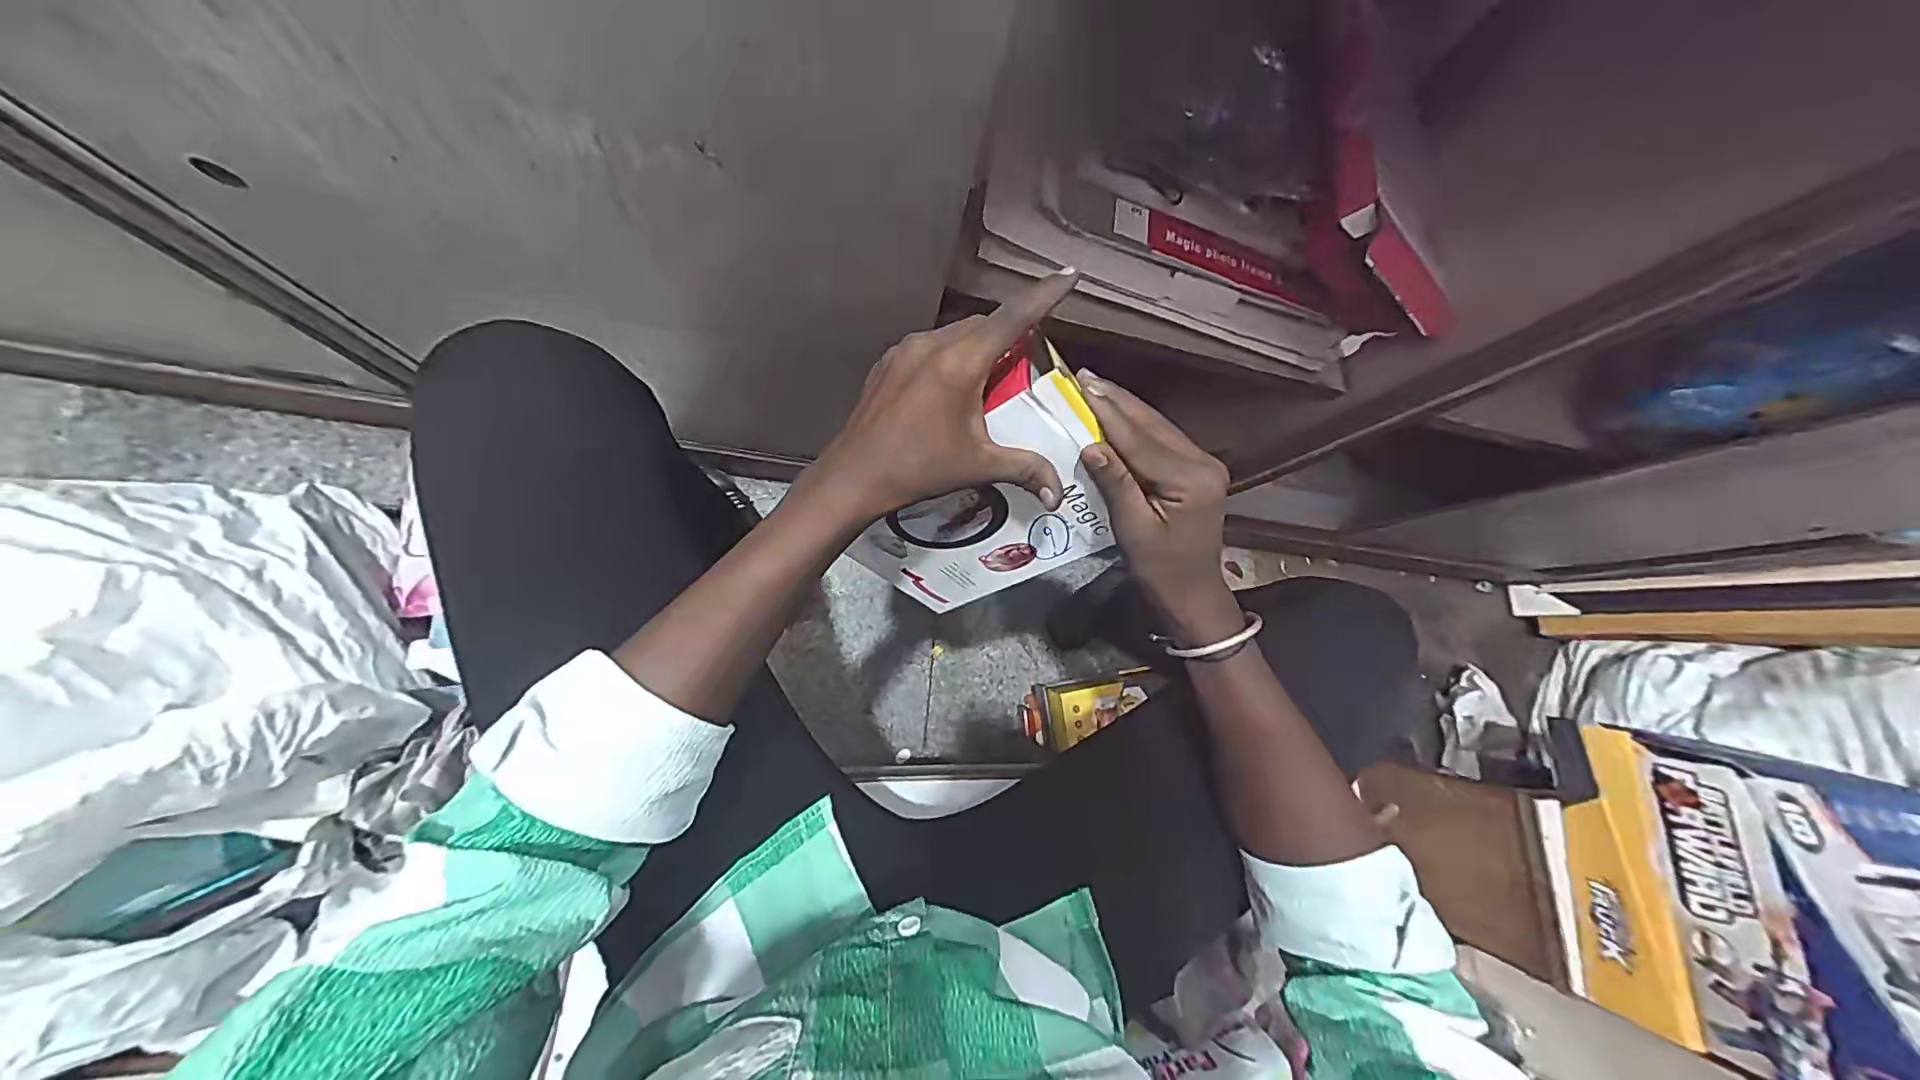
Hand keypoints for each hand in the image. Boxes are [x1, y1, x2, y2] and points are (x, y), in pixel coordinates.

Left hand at [805, 271, 1079, 520]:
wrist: (853, 478)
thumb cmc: (915, 469)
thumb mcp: (978, 467)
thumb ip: (1025, 469)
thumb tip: (1057, 491)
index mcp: (959, 362)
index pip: (1014, 316)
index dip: (1046, 294)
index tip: (1068, 274)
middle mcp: (931, 345)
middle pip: (985, 324)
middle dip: (1012, 334)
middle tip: (1027, 363)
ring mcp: (905, 351)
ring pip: (956, 333)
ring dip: (979, 347)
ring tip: (988, 381)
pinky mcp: (888, 363)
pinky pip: (930, 347)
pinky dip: (951, 357)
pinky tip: (951, 390)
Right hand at [1075, 371, 1241, 645]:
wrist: (1193, 593)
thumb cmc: (1162, 570)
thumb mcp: (1133, 530)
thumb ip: (1115, 484)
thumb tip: (1091, 445)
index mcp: (1190, 479)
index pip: (1139, 439)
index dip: (1107, 412)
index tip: (1081, 385)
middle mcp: (1202, 463)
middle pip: (1151, 424)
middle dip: (1115, 400)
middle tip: (1083, 376)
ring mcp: (1202, 465)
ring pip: (1157, 427)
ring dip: (1124, 408)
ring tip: (1094, 386)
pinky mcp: (1196, 471)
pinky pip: (1161, 441)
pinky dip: (1135, 426)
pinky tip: (1115, 413)